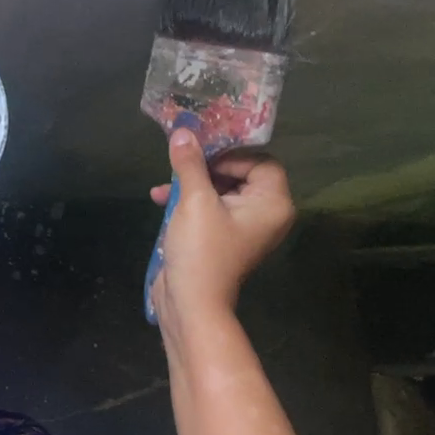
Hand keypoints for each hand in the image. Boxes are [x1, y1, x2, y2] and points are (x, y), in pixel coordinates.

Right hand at [148, 129, 294, 325]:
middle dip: (206, 169)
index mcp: (272, 204)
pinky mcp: (224, 238)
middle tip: (180, 167)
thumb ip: (190, 163)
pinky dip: (190, 202)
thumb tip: (182, 132)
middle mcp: (266, 214)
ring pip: (221, 191)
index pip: (260, 162)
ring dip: (192, 185)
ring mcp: (245, 228)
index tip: (201, 157)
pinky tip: (162, 200)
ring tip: (164, 188)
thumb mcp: (194, 201)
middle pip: (240, 174)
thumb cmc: (202, 249)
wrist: (191, 302)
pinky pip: (212, 209)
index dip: (231, 155)